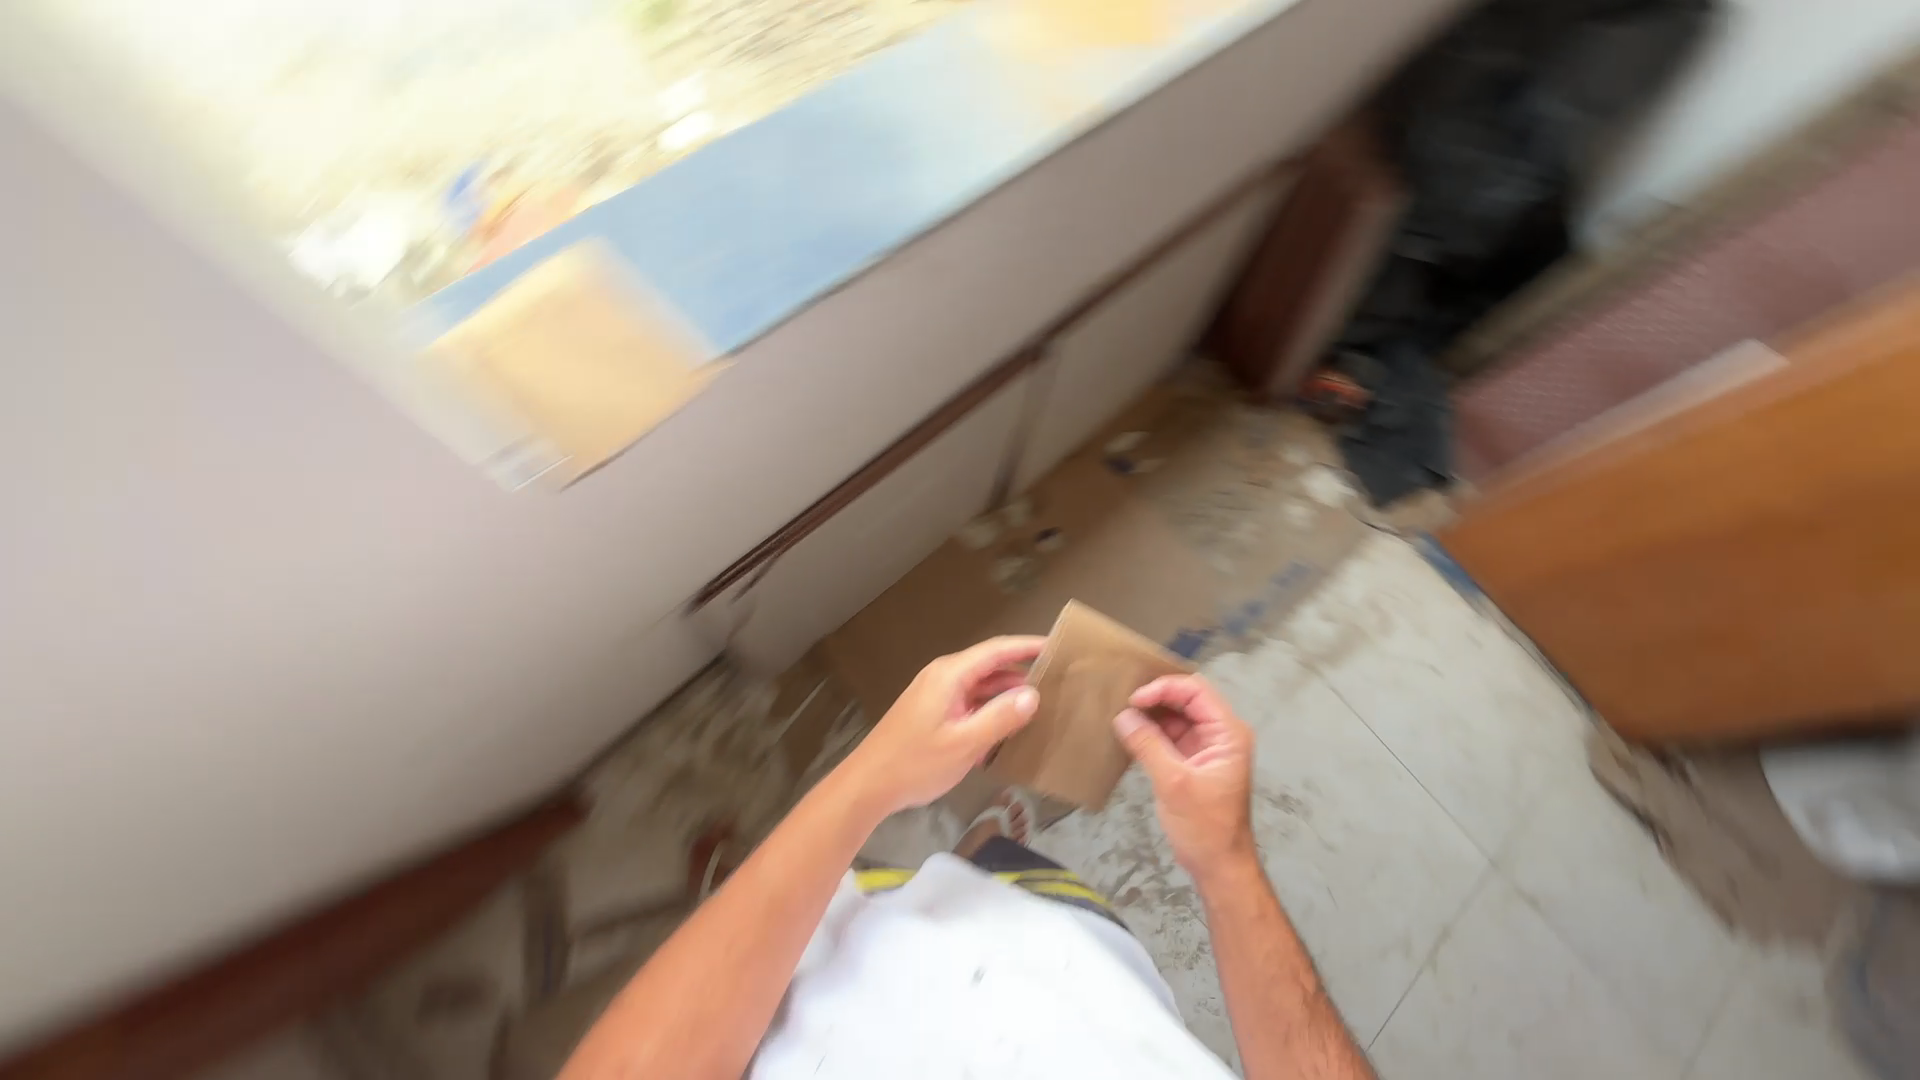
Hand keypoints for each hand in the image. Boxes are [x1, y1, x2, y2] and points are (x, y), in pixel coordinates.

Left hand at [839, 636, 1044, 817]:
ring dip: (1008, 692)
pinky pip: (970, 701)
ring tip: (1044, 702)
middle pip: (990, 665)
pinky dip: (991, 707)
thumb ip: (1000, 718)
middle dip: (1023, 670)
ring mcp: (937, 694)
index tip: (1059, 647)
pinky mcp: (933, 711)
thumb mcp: (965, 744)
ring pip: (981, 685)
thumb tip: (1033, 694)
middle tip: (1059, 679)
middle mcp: (944, 676)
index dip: (1028, 646)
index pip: (997, 650)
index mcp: (950, 674)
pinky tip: (1011, 724)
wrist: (869, 784)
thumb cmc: (916, 763)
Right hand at [1112, 674, 1256, 883]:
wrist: (1218, 866)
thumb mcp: (1174, 783)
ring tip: (1123, 714)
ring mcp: (1206, 746)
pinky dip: (1151, 730)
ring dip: (1152, 712)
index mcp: (1228, 733)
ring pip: (1177, 714)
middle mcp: (1220, 733)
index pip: (1196, 691)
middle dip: (1157, 697)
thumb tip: (1122, 716)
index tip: (1134, 700)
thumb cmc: (1204, 826)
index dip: (1164, 688)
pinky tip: (1130, 731)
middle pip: (1187, 698)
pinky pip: (1170, 734)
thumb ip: (1148, 746)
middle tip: (1125, 704)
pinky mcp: (1192, 759)